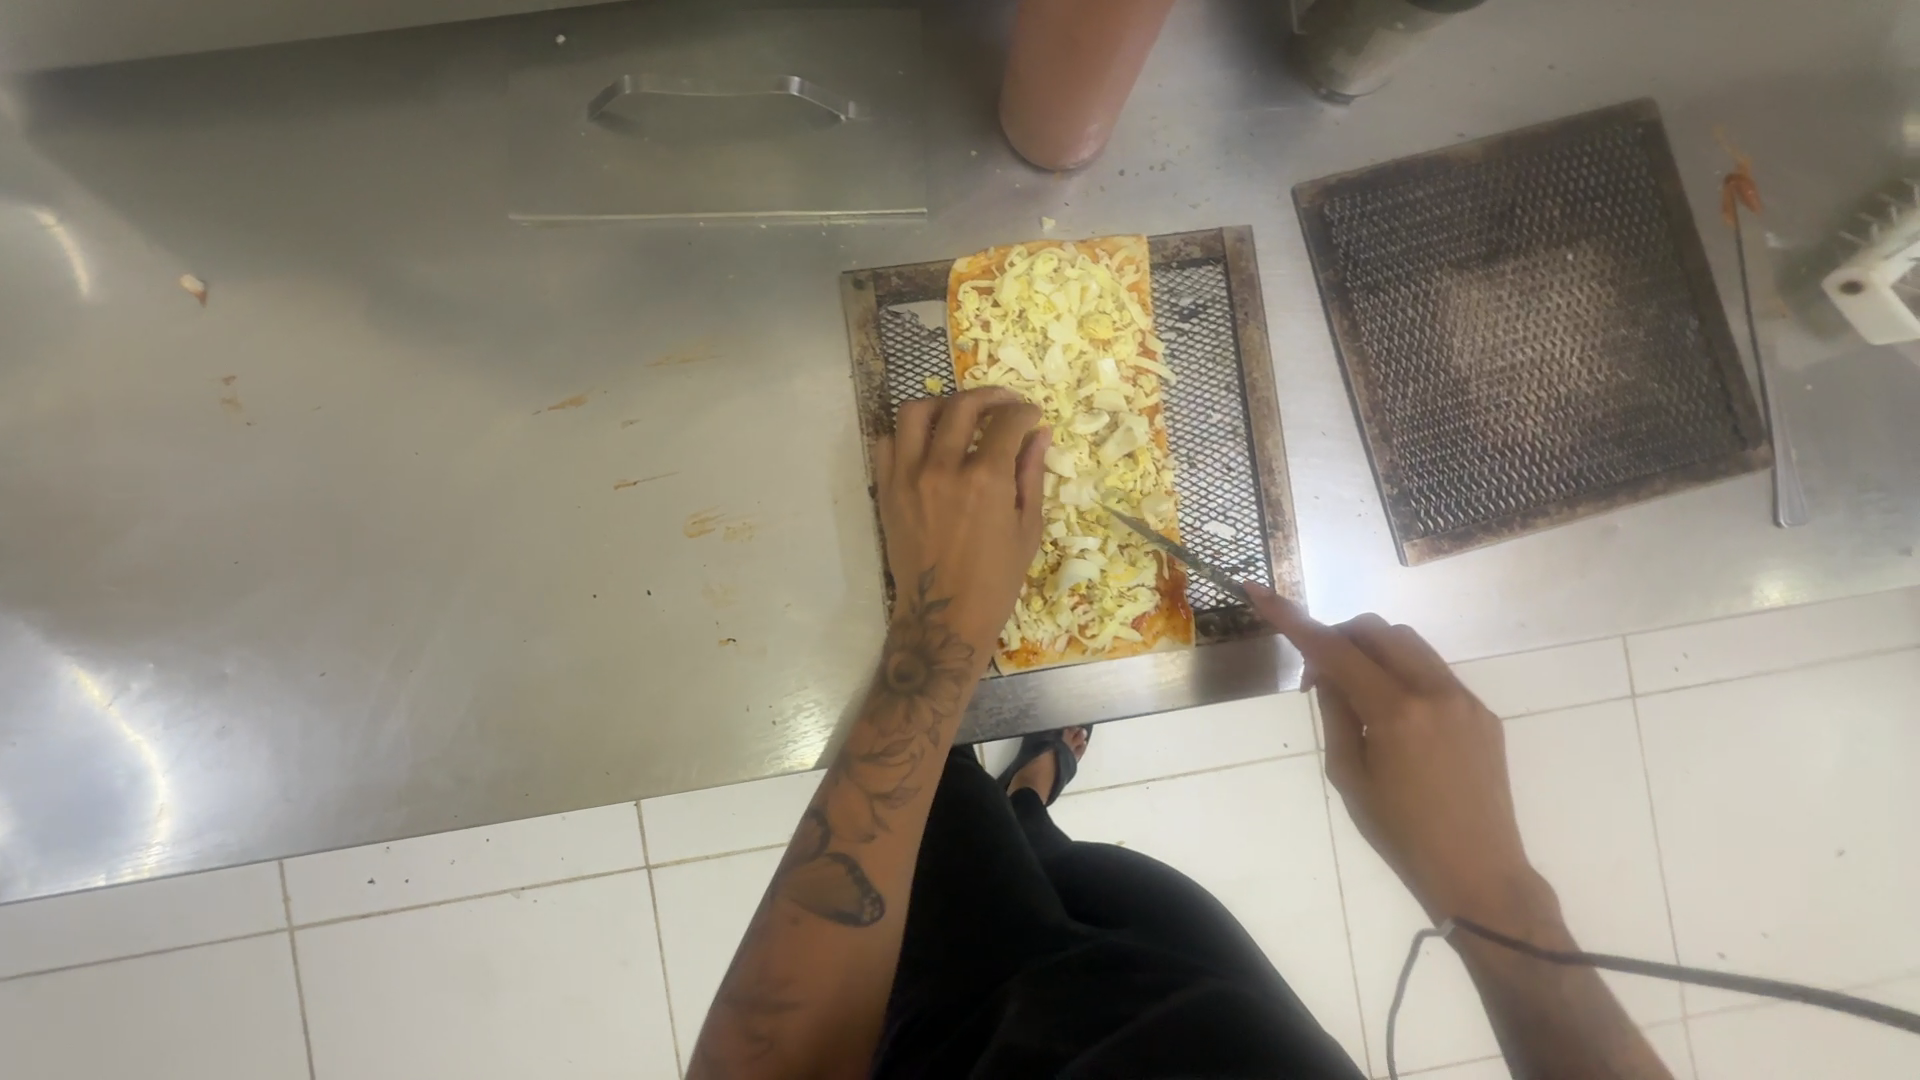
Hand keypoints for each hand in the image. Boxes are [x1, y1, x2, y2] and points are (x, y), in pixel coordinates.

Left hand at [874, 388, 1048, 656]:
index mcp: (985, 479)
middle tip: (1003, 404)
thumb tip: (1039, 433)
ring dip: (942, 405)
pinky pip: (887, 442)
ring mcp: (908, 477)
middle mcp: (943, 468)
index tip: (1031, 415)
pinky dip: (907, 435)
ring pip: (916, 412)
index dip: (1024, 412)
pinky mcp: (887, 490)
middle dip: (990, 396)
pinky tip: (926, 444)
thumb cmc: (995, 580)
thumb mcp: (1026, 528)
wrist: (944, 615)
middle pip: (963, 405)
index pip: (1006, 421)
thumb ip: (1031, 474)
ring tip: (959, 415)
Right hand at [1247, 585, 1545, 925]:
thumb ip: (1335, 711)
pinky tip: (1393, 716)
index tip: (1259, 591)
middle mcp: (1434, 692)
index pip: (1333, 648)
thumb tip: (1327, 672)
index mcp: (1395, 712)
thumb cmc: (1399, 832)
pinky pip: (1431, 670)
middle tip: (1318, 678)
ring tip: (1355, 694)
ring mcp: (1464, 700)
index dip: (1291, 618)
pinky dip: (1400, 672)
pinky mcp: (1481, 712)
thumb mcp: (1348, 773)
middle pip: (1375, 630)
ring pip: (1407, 642)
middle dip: (1338, 637)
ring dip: (1370, 650)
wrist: (1479, 873)